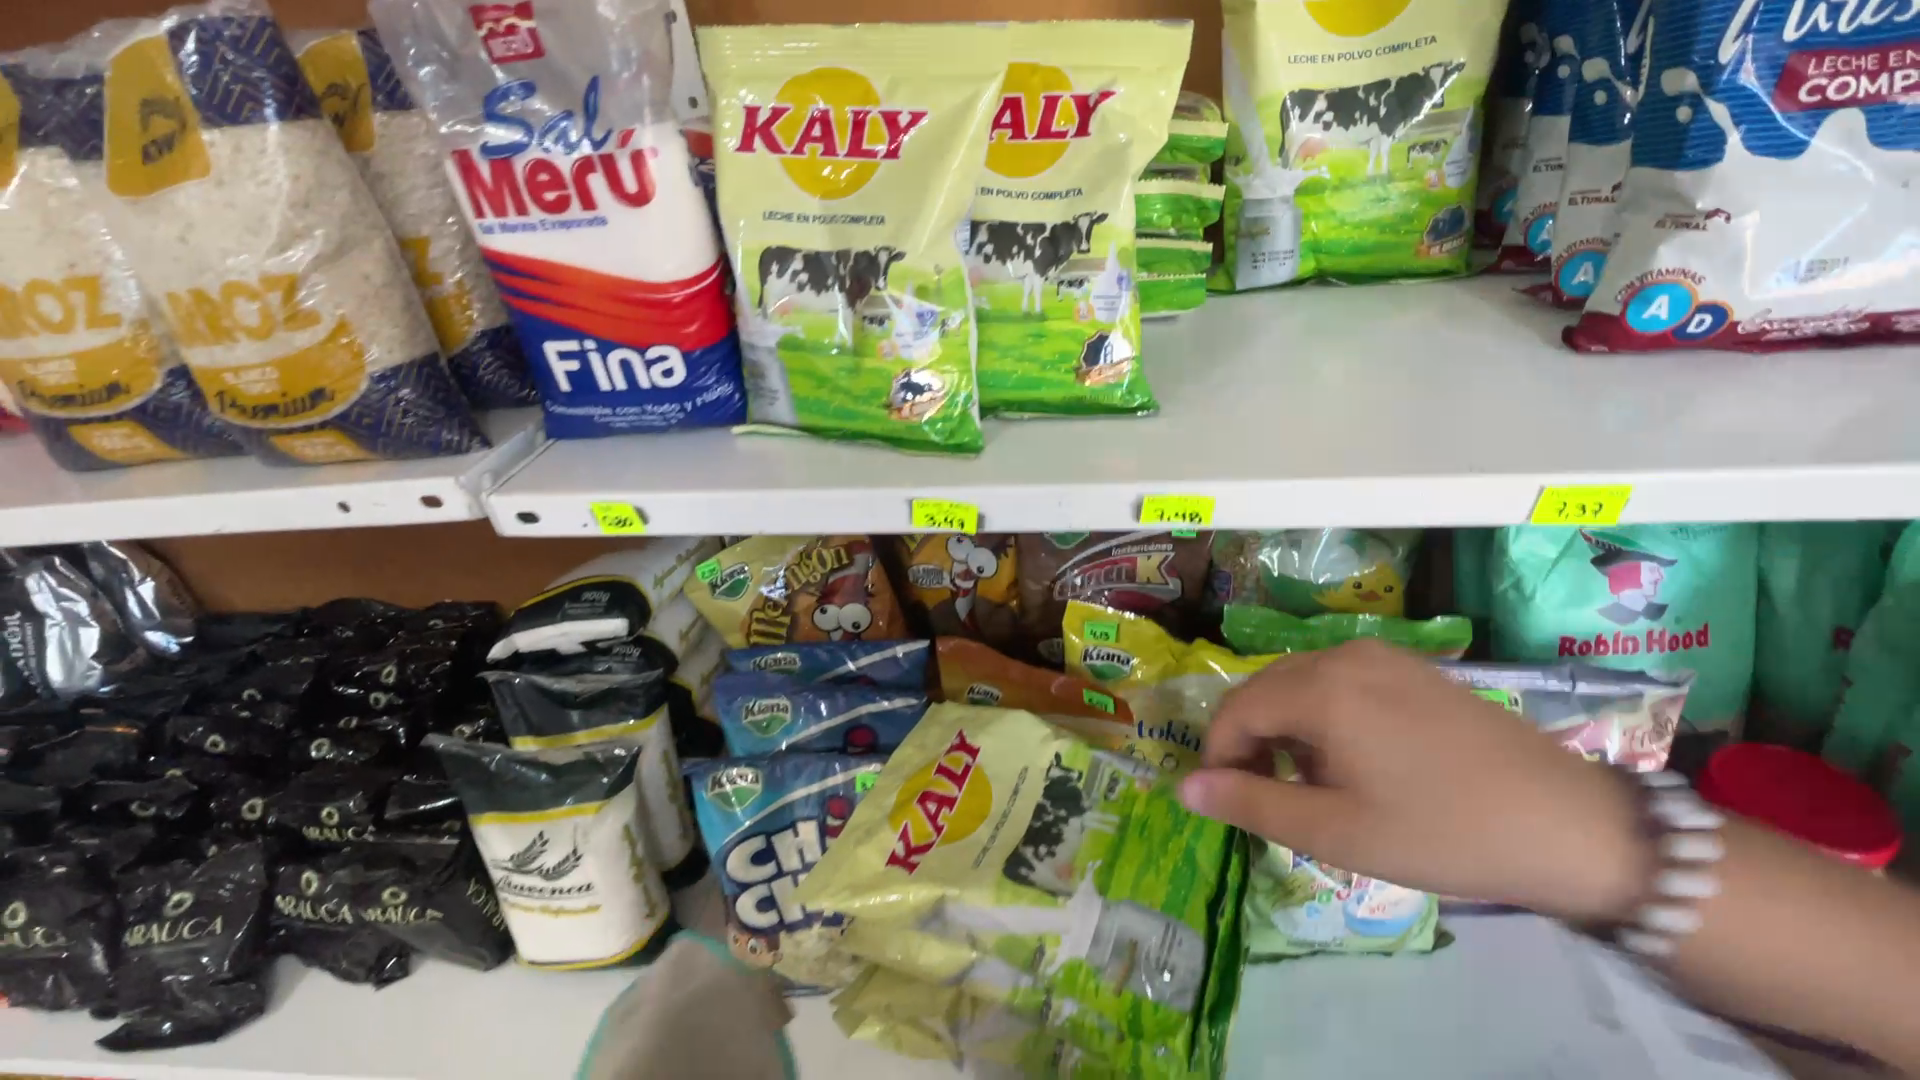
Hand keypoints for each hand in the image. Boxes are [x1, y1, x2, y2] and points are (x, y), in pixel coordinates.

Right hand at [1179, 640, 1645, 921]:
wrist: (1570, 825)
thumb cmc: (1441, 832)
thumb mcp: (1336, 831)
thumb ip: (1251, 803)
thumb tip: (1184, 787)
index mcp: (1321, 688)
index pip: (1235, 710)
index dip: (1219, 755)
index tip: (1229, 801)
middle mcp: (1345, 656)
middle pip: (1265, 690)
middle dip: (1251, 741)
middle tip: (1265, 797)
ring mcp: (1384, 657)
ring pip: (1301, 684)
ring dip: (1286, 729)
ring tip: (1311, 785)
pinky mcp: (1414, 668)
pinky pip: (1340, 681)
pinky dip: (1323, 716)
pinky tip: (1353, 760)